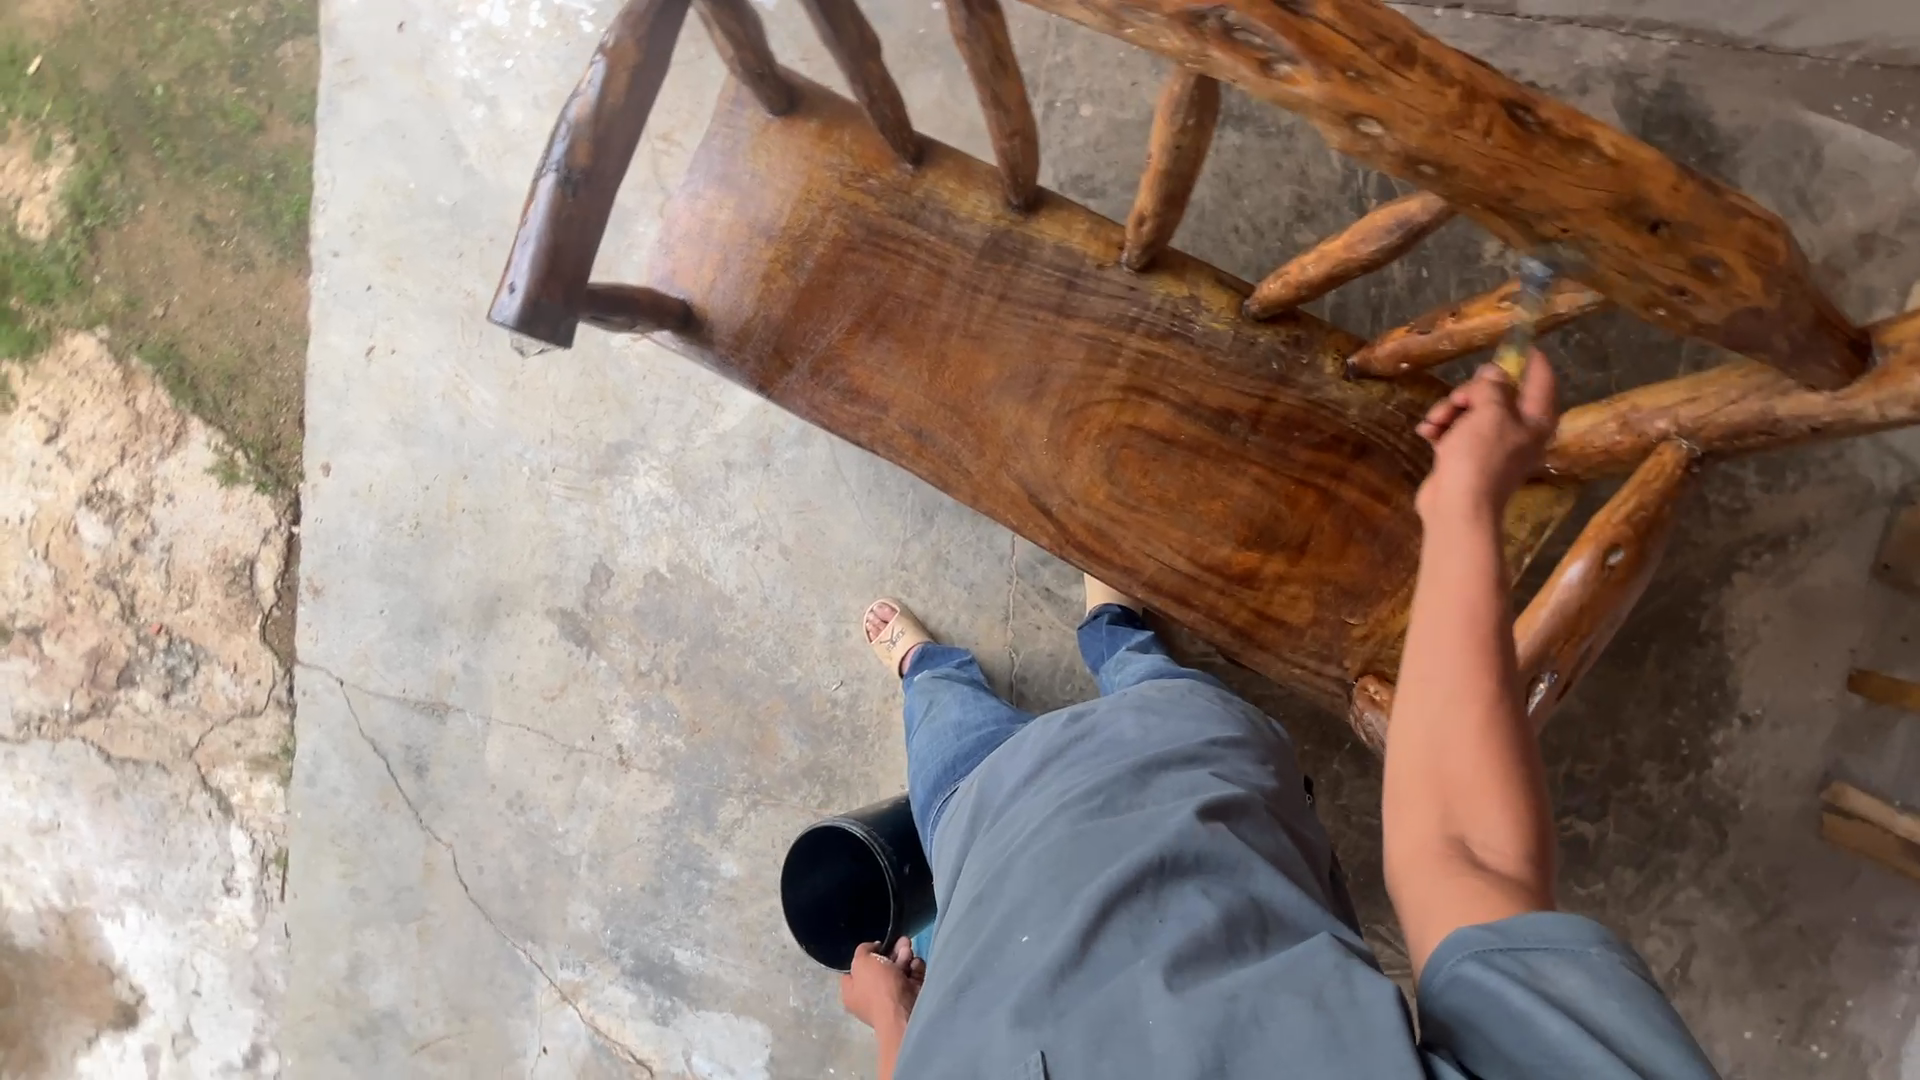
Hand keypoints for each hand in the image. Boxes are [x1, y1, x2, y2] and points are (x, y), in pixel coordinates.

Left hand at [840, 938, 924, 1035]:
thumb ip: (862, 950)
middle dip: (891, 951)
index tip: (875, 945)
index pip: (855, 970)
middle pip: (880, 966)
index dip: (864, 955)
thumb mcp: (861, 962)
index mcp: (853, 993)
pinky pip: (912, 976)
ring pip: (898, 969)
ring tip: (908, 948)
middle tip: (900, 941)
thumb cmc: (878, 987)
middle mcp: (871, 996)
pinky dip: (915, 968)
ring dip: (904, 955)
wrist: (904, 1012)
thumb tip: (872, 949)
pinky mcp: (910, 997)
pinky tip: (915, 964)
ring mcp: (892, 998)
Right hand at [1415, 350, 1557, 516]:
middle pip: (1496, 394)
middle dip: (1469, 392)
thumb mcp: (1489, 413)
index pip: (1541, 379)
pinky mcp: (1464, 456)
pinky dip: (1439, 428)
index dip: (1529, 359)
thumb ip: (1491, 388)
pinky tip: (1426, 433)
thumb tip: (1492, 374)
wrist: (1457, 505)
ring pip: (1469, 411)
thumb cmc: (1480, 457)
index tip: (1516, 344)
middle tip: (1456, 399)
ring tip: (1434, 423)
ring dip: (1448, 411)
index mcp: (1535, 419)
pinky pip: (1453, 431)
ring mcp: (1490, 444)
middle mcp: (1517, 429)